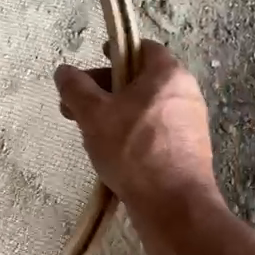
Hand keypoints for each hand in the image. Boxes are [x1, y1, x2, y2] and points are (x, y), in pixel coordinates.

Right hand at [54, 40, 221, 213]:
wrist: (174, 206)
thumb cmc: (133, 149)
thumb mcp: (93, 113)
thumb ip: (75, 87)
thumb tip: (64, 71)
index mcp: (167, 74)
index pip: (143, 47)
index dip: (117, 51)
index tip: (95, 60)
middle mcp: (186, 93)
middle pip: (140, 78)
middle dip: (105, 88)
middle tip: (78, 105)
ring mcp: (191, 123)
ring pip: (146, 106)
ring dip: (116, 112)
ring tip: (90, 131)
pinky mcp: (190, 149)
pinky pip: (156, 129)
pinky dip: (133, 132)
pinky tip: (112, 152)